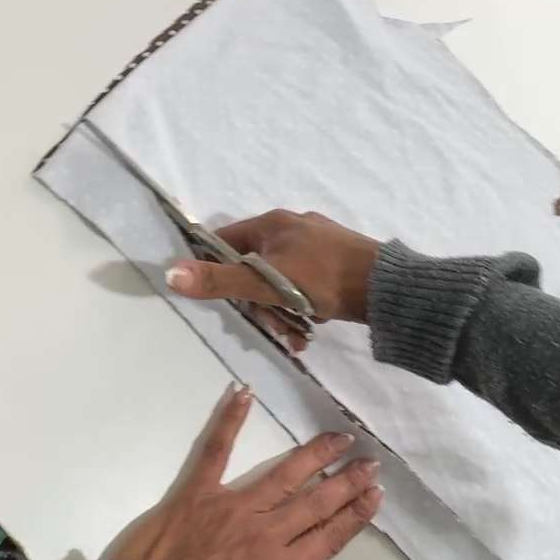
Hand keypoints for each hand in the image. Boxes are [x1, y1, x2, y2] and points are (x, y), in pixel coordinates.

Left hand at [108, 386, 382, 559]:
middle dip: (346, 479)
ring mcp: (231, 506)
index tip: (376, 493)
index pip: (330, 537)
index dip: (356, 514)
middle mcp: (265, 533)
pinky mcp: (196, 492)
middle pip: (315, 501)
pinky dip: (230, 419)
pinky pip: (216, 450)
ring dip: (312, 453)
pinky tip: (244, 394)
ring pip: (282, 474)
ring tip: (337, 435)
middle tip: (369, 459)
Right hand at [166, 210, 383, 325]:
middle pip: (254, 266)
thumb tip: (170, 273)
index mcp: (272, 223)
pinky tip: (312, 330)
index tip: (228, 300)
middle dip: (259, 302)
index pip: (226, 241)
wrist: (389, 290)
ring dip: (282, 312)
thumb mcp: (266, 283)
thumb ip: (219, 280)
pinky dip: (304, 308)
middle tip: (273, 327)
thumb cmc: (324, 279)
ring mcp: (318, 243)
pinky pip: (306, 285)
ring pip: (281, 280)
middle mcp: (292, 226)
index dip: (218, 270)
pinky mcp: (338, 261)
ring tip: (297, 336)